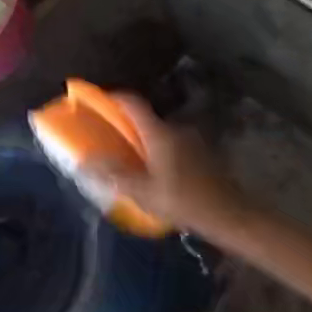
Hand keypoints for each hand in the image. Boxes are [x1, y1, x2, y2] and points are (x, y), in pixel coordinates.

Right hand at [84, 92, 246, 233]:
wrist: (227, 213)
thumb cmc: (182, 201)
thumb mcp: (142, 192)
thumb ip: (113, 174)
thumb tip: (85, 161)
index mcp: (159, 133)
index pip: (134, 103)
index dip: (114, 98)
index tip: (98, 101)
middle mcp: (177, 129)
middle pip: (147, 118)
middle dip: (127, 125)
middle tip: (110, 138)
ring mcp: (192, 139)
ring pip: (161, 133)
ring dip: (145, 140)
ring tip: (131, 158)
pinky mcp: (202, 151)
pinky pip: (174, 144)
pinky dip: (160, 150)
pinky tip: (156, 170)